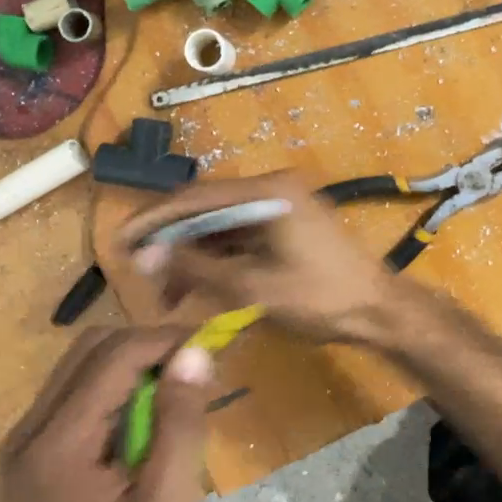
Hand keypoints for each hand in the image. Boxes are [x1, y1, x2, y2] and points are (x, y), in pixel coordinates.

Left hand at [0, 326, 212, 501]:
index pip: (115, 354)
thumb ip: (179, 427)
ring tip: (174, 394)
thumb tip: (195, 353)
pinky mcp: (25, 464)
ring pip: (76, 369)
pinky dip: (108, 392)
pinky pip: (68, 400)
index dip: (166, 338)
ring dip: (127, 367)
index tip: (212, 344)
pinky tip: (140, 425)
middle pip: (88, 349)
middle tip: (194, 368)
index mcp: (58, 444)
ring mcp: (20, 448)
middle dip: (145, 345)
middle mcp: (27, 433)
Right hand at [117, 172, 396, 343]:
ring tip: (165, 293)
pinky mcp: (288, 226)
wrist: (380, 312)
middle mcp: (273, 189)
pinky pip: (241, 236)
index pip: (197, 196)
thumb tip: (149, 254)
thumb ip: (198, 266)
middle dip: (172, 241)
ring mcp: (283, 206)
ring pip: (222, 226)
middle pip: (207, 208)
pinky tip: (196, 287)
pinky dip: (218, 259)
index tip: (121, 240)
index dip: (155, 219)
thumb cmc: (320, 299)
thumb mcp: (253, 287)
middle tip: (139, 271)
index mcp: (268, 192)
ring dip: (193, 255)